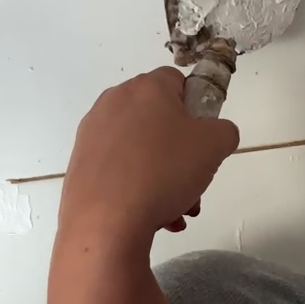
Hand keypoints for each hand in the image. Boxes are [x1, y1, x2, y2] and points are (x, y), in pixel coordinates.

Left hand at [58, 67, 240, 251]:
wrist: (105, 221)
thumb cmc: (164, 171)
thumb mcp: (216, 146)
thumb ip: (224, 130)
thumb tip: (213, 134)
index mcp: (147, 87)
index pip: (178, 81)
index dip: (195, 108)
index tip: (202, 138)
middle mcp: (115, 101)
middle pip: (159, 119)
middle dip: (181, 151)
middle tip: (193, 180)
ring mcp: (93, 132)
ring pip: (141, 148)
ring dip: (163, 175)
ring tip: (176, 209)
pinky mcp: (80, 162)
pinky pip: (119, 167)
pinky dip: (137, 186)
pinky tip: (153, 216)